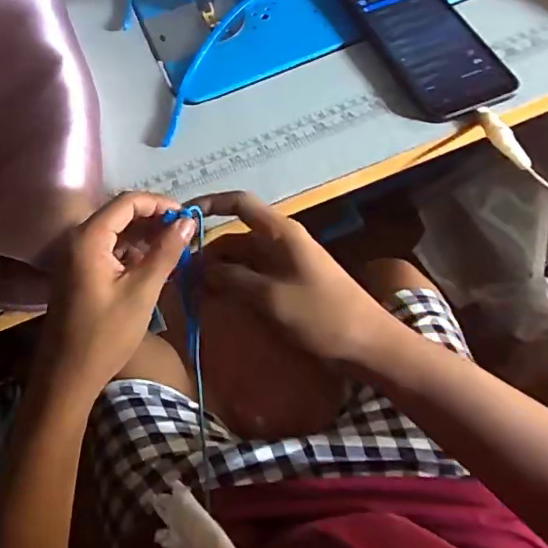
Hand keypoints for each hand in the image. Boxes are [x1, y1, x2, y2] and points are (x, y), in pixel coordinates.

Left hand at [35, 191, 193, 402]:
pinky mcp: (79, 272)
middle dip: (155, 219)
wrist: (66, 379)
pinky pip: (110, 249)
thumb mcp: (143, 291)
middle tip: (185, 232)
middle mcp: (78, 239)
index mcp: (89, 238)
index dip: (160, 203)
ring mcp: (76, 256)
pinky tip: (155, 264)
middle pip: (121, 213)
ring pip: (117, 231)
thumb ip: (166, 252)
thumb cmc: (105, 335)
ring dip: (146, 235)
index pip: (127, 202)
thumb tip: (189, 221)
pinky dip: (133, 251)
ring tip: (176, 248)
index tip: (187, 215)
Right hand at [192, 191, 403, 369]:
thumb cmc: (320, 315)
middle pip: (237, 234)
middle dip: (208, 250)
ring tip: (192, 291)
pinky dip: (236, 282)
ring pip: (244, 257)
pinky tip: (218, 299)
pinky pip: (256, 274)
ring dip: (220, 270)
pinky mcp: (291, 282)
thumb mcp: (269, 298)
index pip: (239, 203)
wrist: (368, 344)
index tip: (182, 216)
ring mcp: (288, 261)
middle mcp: (282, 240)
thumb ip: (232, 279)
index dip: (210, 204)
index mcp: (280, 232)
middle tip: (179, 273)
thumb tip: (200, 267)